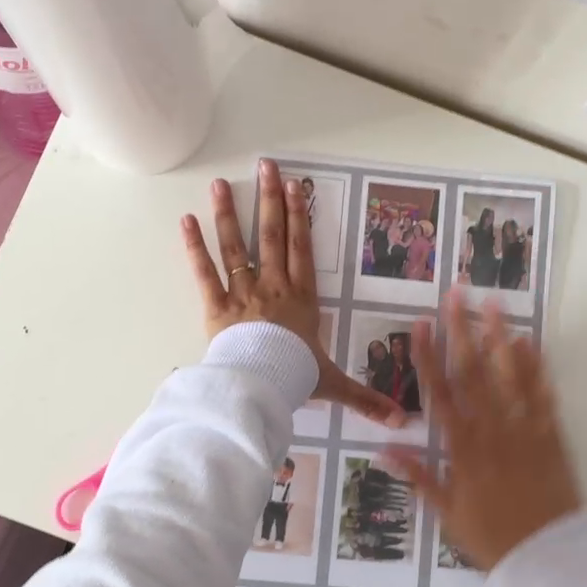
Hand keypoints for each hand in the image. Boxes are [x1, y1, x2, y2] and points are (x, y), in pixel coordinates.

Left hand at [184, 158, 405, 426]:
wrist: (261, 388)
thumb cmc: (297, 379)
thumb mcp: (333, 384)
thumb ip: (364, 398)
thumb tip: (401, 420)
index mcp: (302, 298)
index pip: (302, 249)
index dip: (300, 216)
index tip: (295, 186)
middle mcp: (273, 287)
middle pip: (272, 236)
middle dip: (269, 200)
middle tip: (265, 165)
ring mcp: (243, 293)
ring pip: (236, 247)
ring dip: (229, 214)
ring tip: (219, 184)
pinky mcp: (216, 306)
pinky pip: (204, 272)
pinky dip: (194, 247)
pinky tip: (186, 220)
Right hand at [390, 294, 580, 569]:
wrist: (548, 557)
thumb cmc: (491, 536)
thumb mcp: (446, 513)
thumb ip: (418, 477)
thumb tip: (383, 449)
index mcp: (462, 449)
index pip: (440, 394)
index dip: (428, 358)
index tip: (420, 325)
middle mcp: (492, 431)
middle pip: (474, 374)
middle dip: (463, 332)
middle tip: (457, 295)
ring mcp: (524, 430)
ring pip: (510, 377)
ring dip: (501, 338)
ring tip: (495, 304)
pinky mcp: (551, 436)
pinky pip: (542, 397)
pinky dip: (536, 369)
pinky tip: (531, 342)